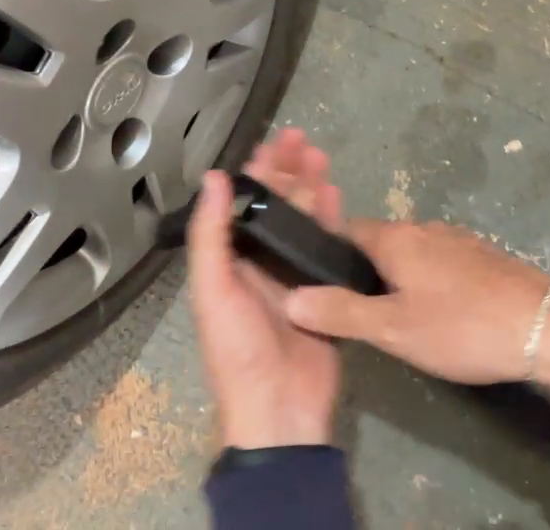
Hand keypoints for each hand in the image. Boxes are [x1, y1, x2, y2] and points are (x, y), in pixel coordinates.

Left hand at [188, 128, 343, 448]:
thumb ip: (211, 234)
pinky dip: (331, 220)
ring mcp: (294, 276)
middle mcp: (261, 262)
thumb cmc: (239, 349)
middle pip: (276, 205)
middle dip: (287, 170)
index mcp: (232, 260)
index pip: (243, 203)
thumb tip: (214, 176)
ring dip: (310, 187)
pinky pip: (327, 247)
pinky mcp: (324, 291)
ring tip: (322, 158)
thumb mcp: (214, 290)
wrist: (281, 409)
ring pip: (303, 220)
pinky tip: (338, 197)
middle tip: (304, 140)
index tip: (275, 142)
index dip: (258, 170)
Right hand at [285, 218, 549, 470]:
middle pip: (378, 240)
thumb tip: (289, 298)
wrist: (546, 328)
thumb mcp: (393, 329)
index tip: (311, 275)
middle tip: (350, 305)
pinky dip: (427, 278)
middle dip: (361, 266)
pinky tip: (437, 309)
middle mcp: (423, 227)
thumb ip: (341, 312)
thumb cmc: (462, 327)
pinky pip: (439, 260)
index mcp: (395, 237)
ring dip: (396, 273)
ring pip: (410, 251)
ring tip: (392, 312)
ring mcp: (457, 239)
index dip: (324, 249)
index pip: (343, 229)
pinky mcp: (483, 256)